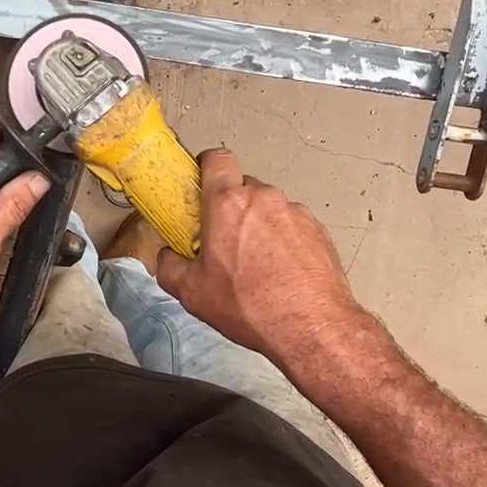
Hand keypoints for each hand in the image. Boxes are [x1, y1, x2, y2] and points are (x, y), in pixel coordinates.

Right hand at [156, 148, 367, 365]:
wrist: (311, 327)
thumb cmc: (249, 306)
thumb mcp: (192, 293)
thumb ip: (169, 266)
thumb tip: (168, 257)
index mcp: (227, 203)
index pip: (217, 159)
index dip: (206, 166)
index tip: (201, 186)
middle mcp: (263, 198)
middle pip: (242, 187)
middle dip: (231, 208)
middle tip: (223, 241)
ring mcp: (295, 212)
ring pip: (268, 208)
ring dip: (258, 226)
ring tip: (256, 264)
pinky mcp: (318, 230)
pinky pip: (292, 226)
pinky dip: (284, 241)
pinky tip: (281, 273)